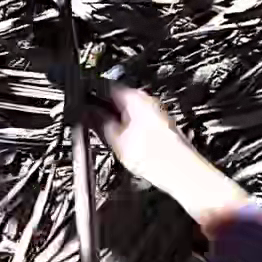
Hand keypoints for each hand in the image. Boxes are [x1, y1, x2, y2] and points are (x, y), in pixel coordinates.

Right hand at [91, 84, 252, 237]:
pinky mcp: (158, 126)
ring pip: (124, 110)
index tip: (77, 101)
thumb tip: (88, 112)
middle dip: (99, 107)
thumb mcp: (116, 140)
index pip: (104, 86)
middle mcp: (146, 100)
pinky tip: (118, 142)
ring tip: (99, 133)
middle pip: (115, 97)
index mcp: (134, 97)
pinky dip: (123, 127)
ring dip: (111, 119)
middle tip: (85, 119)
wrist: (184, 175)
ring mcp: (154, 112)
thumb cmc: (155, 157)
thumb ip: (99, 122)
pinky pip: (134, 120)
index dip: (88, 93)